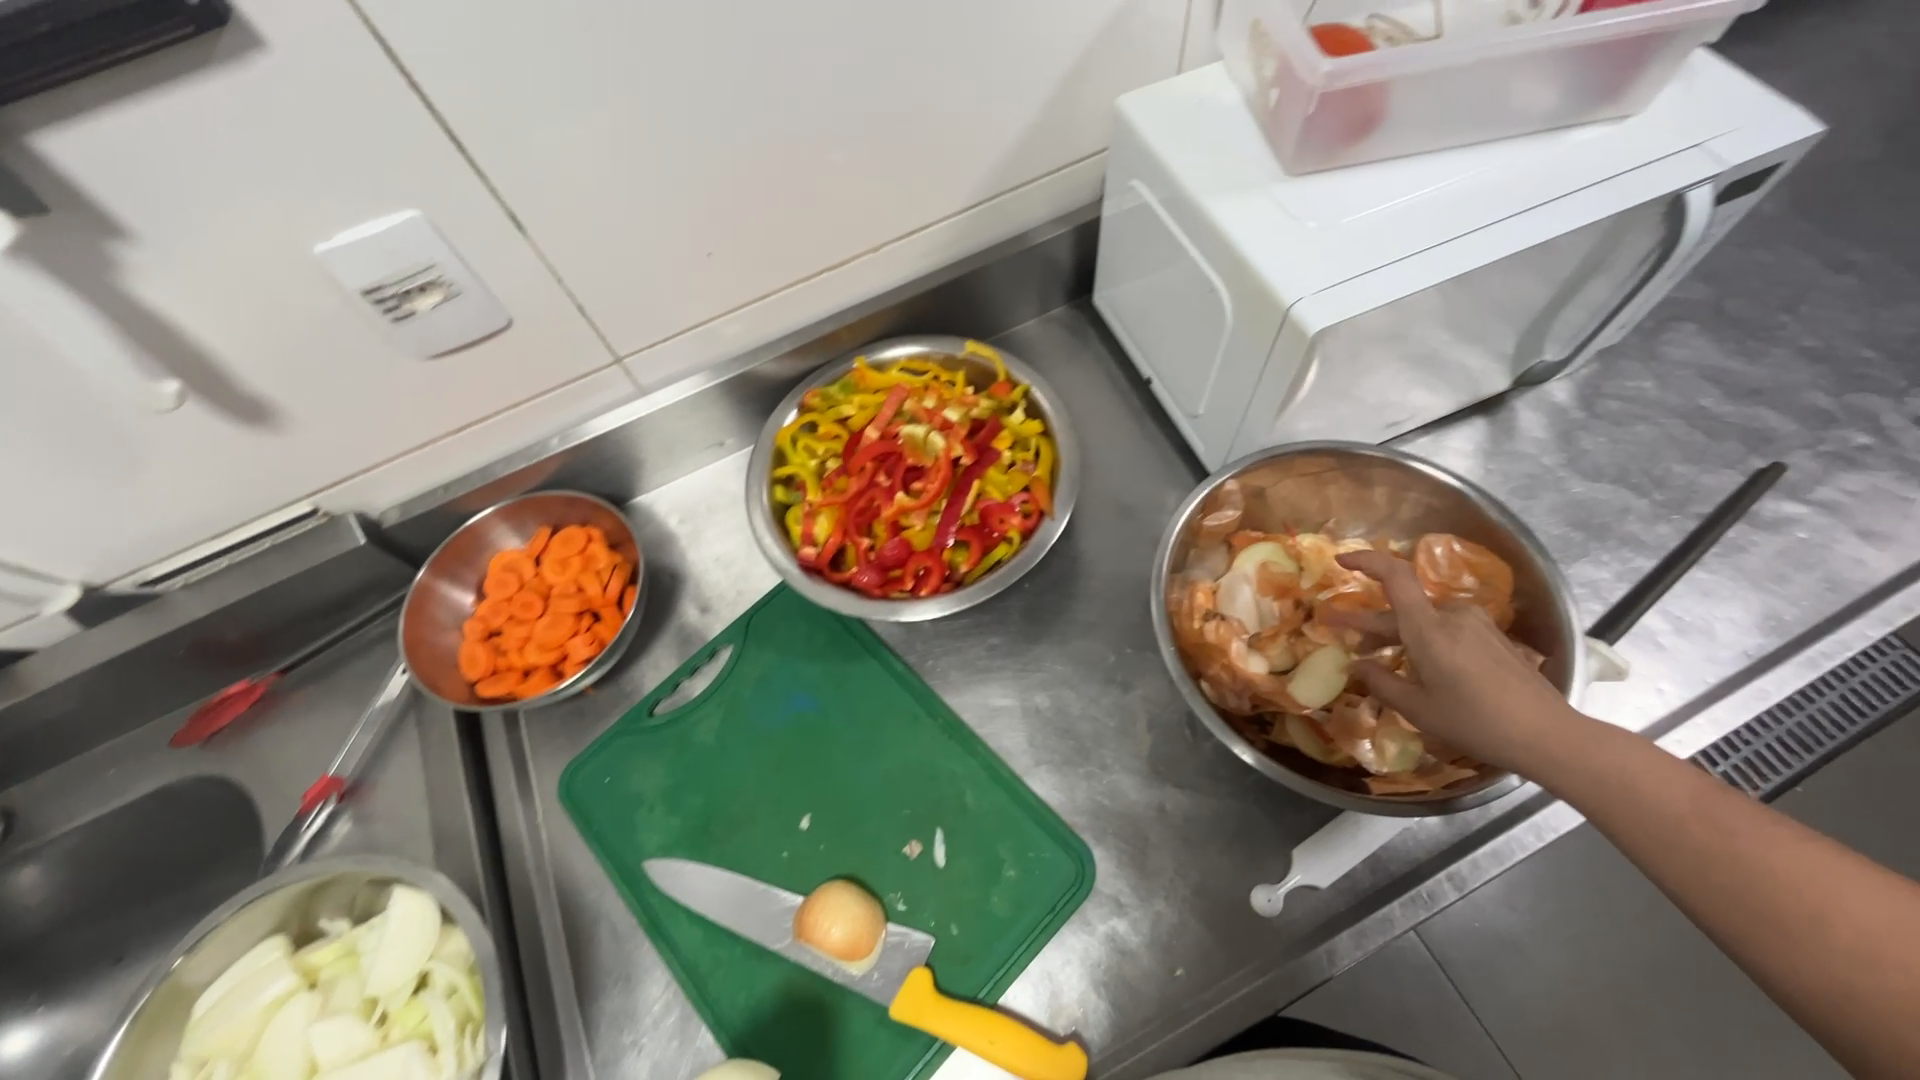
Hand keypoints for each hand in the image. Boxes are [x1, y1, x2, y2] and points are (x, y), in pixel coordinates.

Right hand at [1331, 550, 1584, 772]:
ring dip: (1397, 635)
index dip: (1365, 562)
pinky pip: (1446, 630)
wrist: (1548, 735)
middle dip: (1368, 622)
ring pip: (1424, 621)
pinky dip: (1423, 640)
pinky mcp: (1493, 638)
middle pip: (1402, 608)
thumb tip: (1355, 665)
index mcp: (1429, 628)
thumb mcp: (1418, 709)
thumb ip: (1380, 682)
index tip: (1340, 561)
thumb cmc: (1476, 723)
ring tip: (1378, 658)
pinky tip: (1418, 666)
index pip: (1394, 576)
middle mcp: (1452, 616)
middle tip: (1338, 631)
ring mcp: (1476, 625)